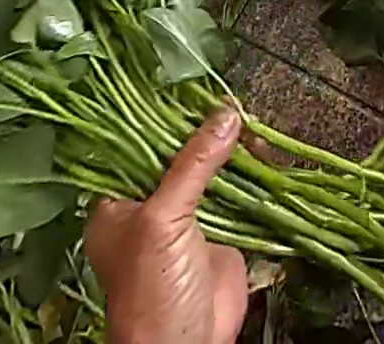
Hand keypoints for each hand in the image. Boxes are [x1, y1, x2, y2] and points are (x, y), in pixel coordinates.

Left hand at [85, 109, 248, 343]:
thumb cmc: (153, 292)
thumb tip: (228, 114)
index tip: (196, 89)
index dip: (167, 116)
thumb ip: (194, 165)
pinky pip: (235, 189)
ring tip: (252, 123)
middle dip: (207, 128)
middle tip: (233, 104)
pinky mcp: (220, 228)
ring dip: (232, 145)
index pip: (140, 144)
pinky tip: (263, 149)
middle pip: (181, 152)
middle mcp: (152, 203)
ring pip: (210, 167)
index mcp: (120, 201)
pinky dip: (251, 169)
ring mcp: (188, 215)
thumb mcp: (163, 220)